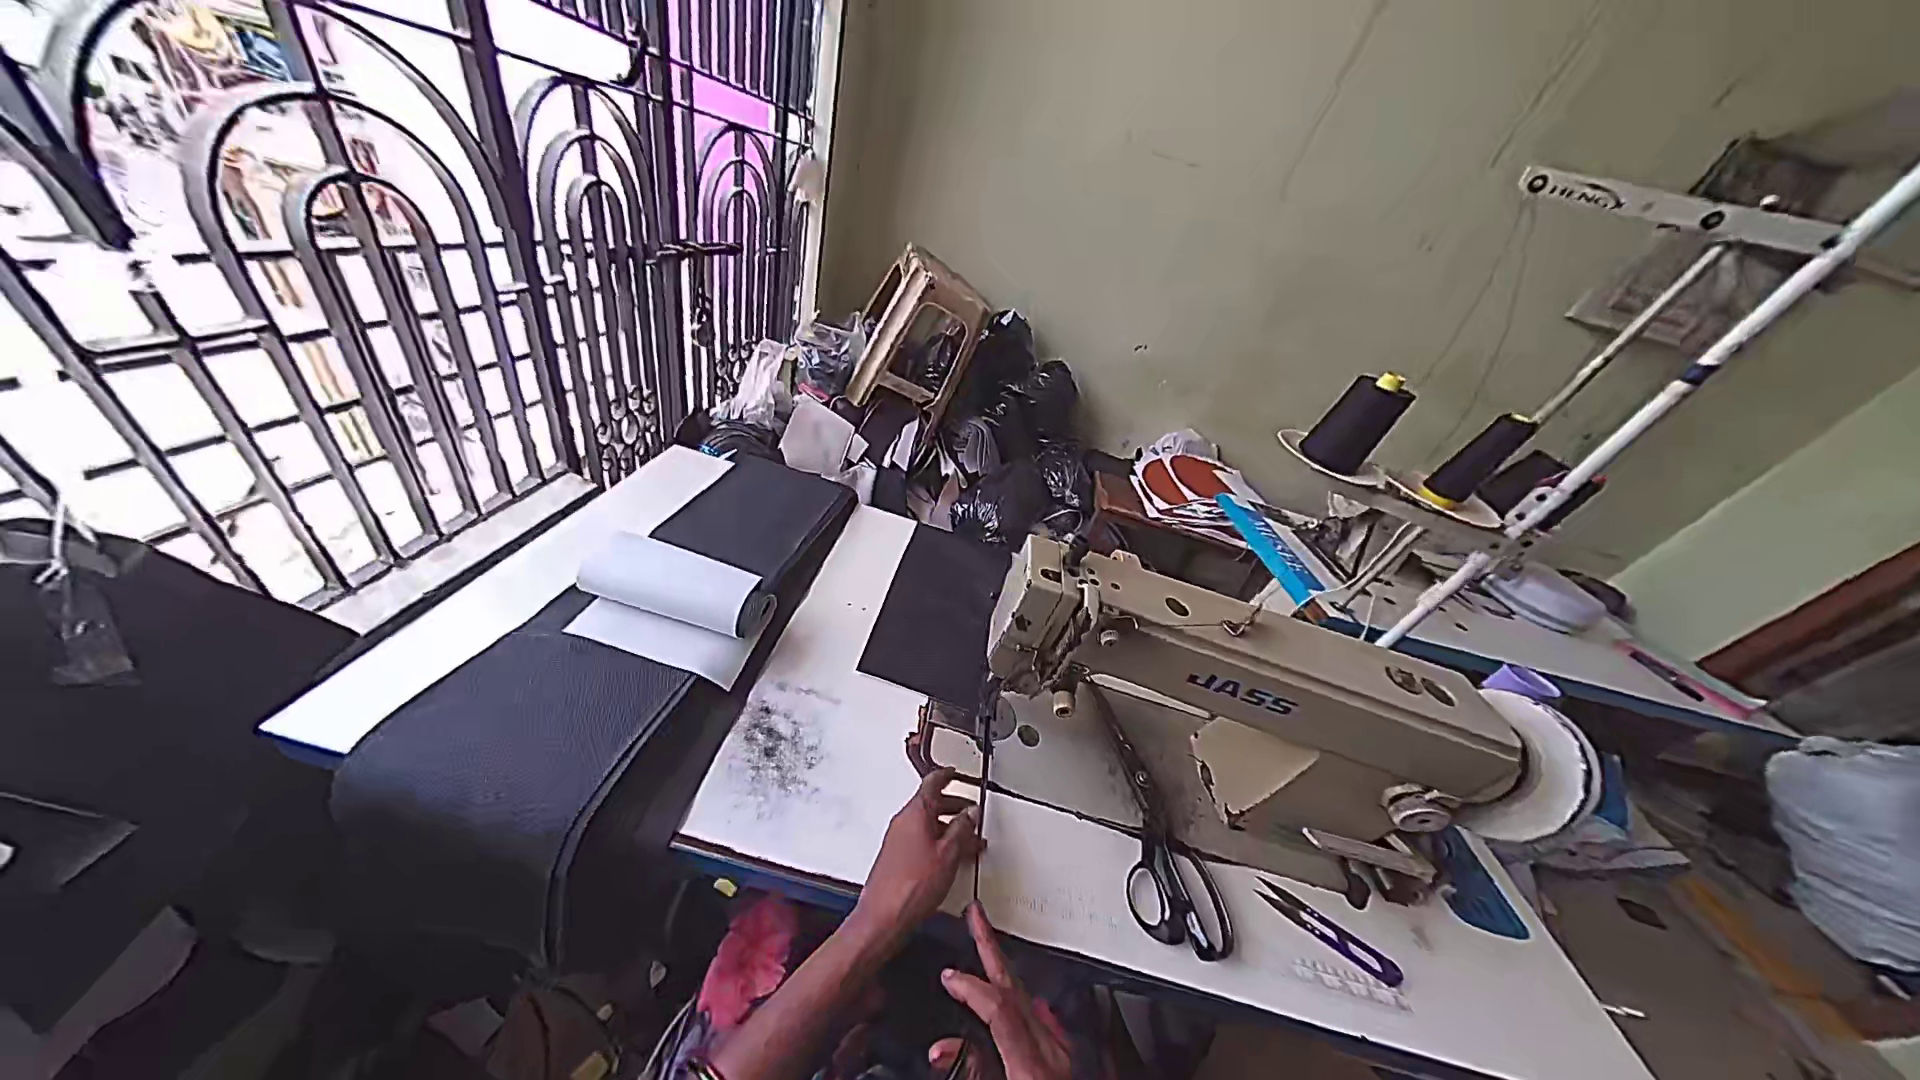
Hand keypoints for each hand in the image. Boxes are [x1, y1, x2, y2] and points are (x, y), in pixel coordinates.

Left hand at [850, 767, 979, 946]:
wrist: (884, 917)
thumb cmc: (910, 887)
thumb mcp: (949, 854)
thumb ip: (962, 829)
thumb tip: (970, 813)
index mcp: (915, 813)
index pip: (932, 783)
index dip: (946, 775)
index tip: (953, 772)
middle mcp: (903, 821)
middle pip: (930, 803)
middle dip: (952, 805)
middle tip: (969, 810)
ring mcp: (898, 839)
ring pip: (927, 823)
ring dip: (947, 827)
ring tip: (967, 839)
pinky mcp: (896, 856)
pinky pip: (920, 839)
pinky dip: (937, 841)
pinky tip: (950, 857)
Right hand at [929, 903, 1072, 1079]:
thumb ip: (972, 1069)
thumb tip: (942, 1049)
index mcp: (1032, 1066)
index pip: (999, 1007)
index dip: (971, 985)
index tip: (949, 975)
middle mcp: (1051, 1052)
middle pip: (1017, 986)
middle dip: (992, 945)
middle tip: (975, 915)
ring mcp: (1062, 1052)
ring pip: (1029, 995)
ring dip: (1002, 964)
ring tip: (985, 941)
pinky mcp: (1066, 1057)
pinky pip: (1040, 1012)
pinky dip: (1018, 991)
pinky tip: (1010, 981)